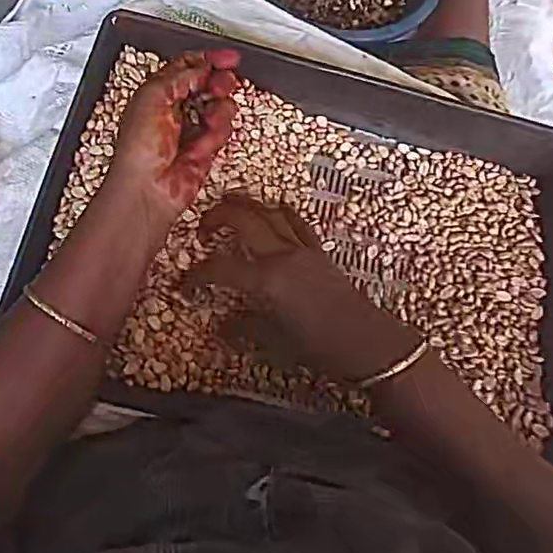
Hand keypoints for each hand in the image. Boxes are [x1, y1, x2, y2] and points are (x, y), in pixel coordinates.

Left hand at [104, 50, 240, 225]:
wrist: (148, 188)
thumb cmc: (139, 150)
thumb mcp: (153, 97)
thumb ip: (179, 76)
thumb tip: (201, 67)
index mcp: (158, 92)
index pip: (187, 68)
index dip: (208, 60)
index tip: (229, 58)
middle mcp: (175, 109)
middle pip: (208, 85)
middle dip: (219, 82)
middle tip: (223, 85)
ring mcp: (192, 129)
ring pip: (220, 107)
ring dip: (220, 110)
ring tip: (211, 118)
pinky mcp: (205, 148)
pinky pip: (223, 131)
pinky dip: (218, 132)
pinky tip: (207, 141)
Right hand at [186, 195, 420, 380]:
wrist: (367, 343)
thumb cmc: (319, 347)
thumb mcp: (274, 342)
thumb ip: (244, 329)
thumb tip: (221, 325)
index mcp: (266, 281)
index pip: (220, 268)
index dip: (197, 275)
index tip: (185, 285)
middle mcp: (282, 256)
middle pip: (242, 219)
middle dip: (215, 217)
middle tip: (201, 230)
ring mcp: (302, 249)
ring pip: (268, 212)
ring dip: (245, 205)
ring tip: (228, 207)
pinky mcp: (318, 251)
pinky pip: (294, 222)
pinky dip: (277, 212)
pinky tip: (269, 212)